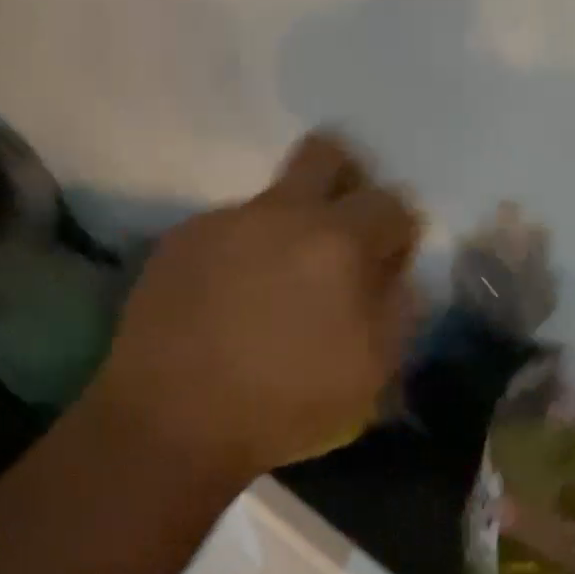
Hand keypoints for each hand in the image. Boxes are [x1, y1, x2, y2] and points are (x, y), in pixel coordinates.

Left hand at [88, 132, 418, 477]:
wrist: (173, 420)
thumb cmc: (289, 402)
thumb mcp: (373, 371)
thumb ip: (397, 310)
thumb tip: (396, 277)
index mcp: (340, 243)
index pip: (393, 203)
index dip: (401, 233)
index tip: (392, 265)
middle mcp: (282, 213)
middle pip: (326, 153)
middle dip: (349, 179)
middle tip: (348, 229)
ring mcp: (224, 221)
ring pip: (274, 198)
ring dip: (293, 228)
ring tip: (282, 286)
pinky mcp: (179, 241)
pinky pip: (231, 229)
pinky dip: (248, 253)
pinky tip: (237, 300)